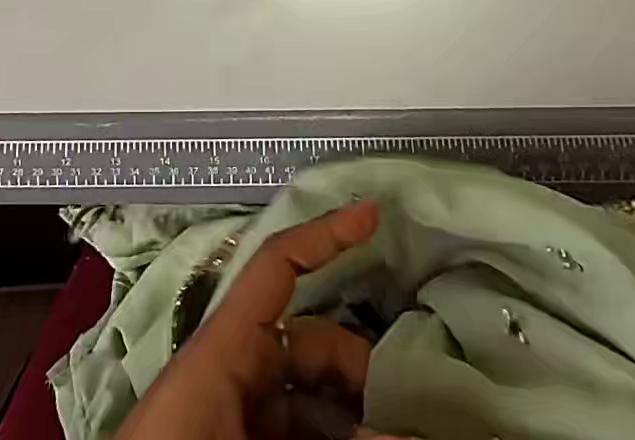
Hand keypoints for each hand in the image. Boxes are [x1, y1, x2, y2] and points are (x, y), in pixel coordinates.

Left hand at [115, 201, 397, 439]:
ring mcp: (231, 409)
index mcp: (222, 349)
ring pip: (307, 393)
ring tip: (394, 433)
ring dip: (351, 415)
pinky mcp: (234, 437)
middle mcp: (229, 369)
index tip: (371, 216)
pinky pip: (292, 426)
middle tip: (413, 410)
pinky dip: (327, 437)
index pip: (276, 267)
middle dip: (363, 370)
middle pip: (310, 342)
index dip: (324, 235)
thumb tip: (402, 430)